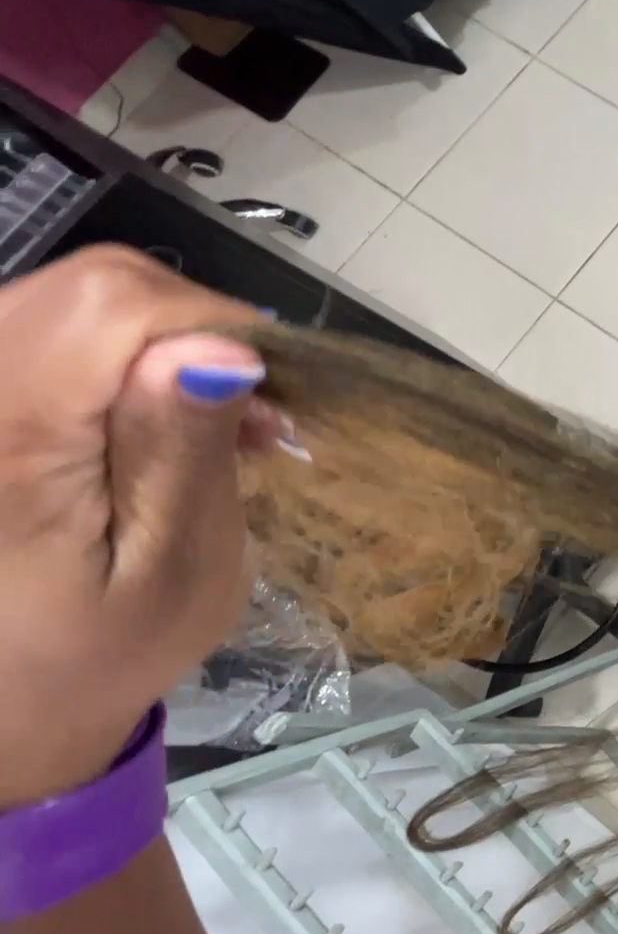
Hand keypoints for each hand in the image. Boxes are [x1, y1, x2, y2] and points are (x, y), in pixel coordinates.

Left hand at [0, 246, 277, 808]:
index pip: (114, 306)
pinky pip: (51, 332)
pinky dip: (131, 361)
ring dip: (168, 347)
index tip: (274, 398)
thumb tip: (223, 352)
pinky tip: (164, 418)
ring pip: (71, 299)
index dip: (214, 328)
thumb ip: (187, 454)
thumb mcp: (175, 566)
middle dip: (197, 333)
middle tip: (256, 415)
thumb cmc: (102, 646)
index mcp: (4, 438)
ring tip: (220, 423)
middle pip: (89, 287)